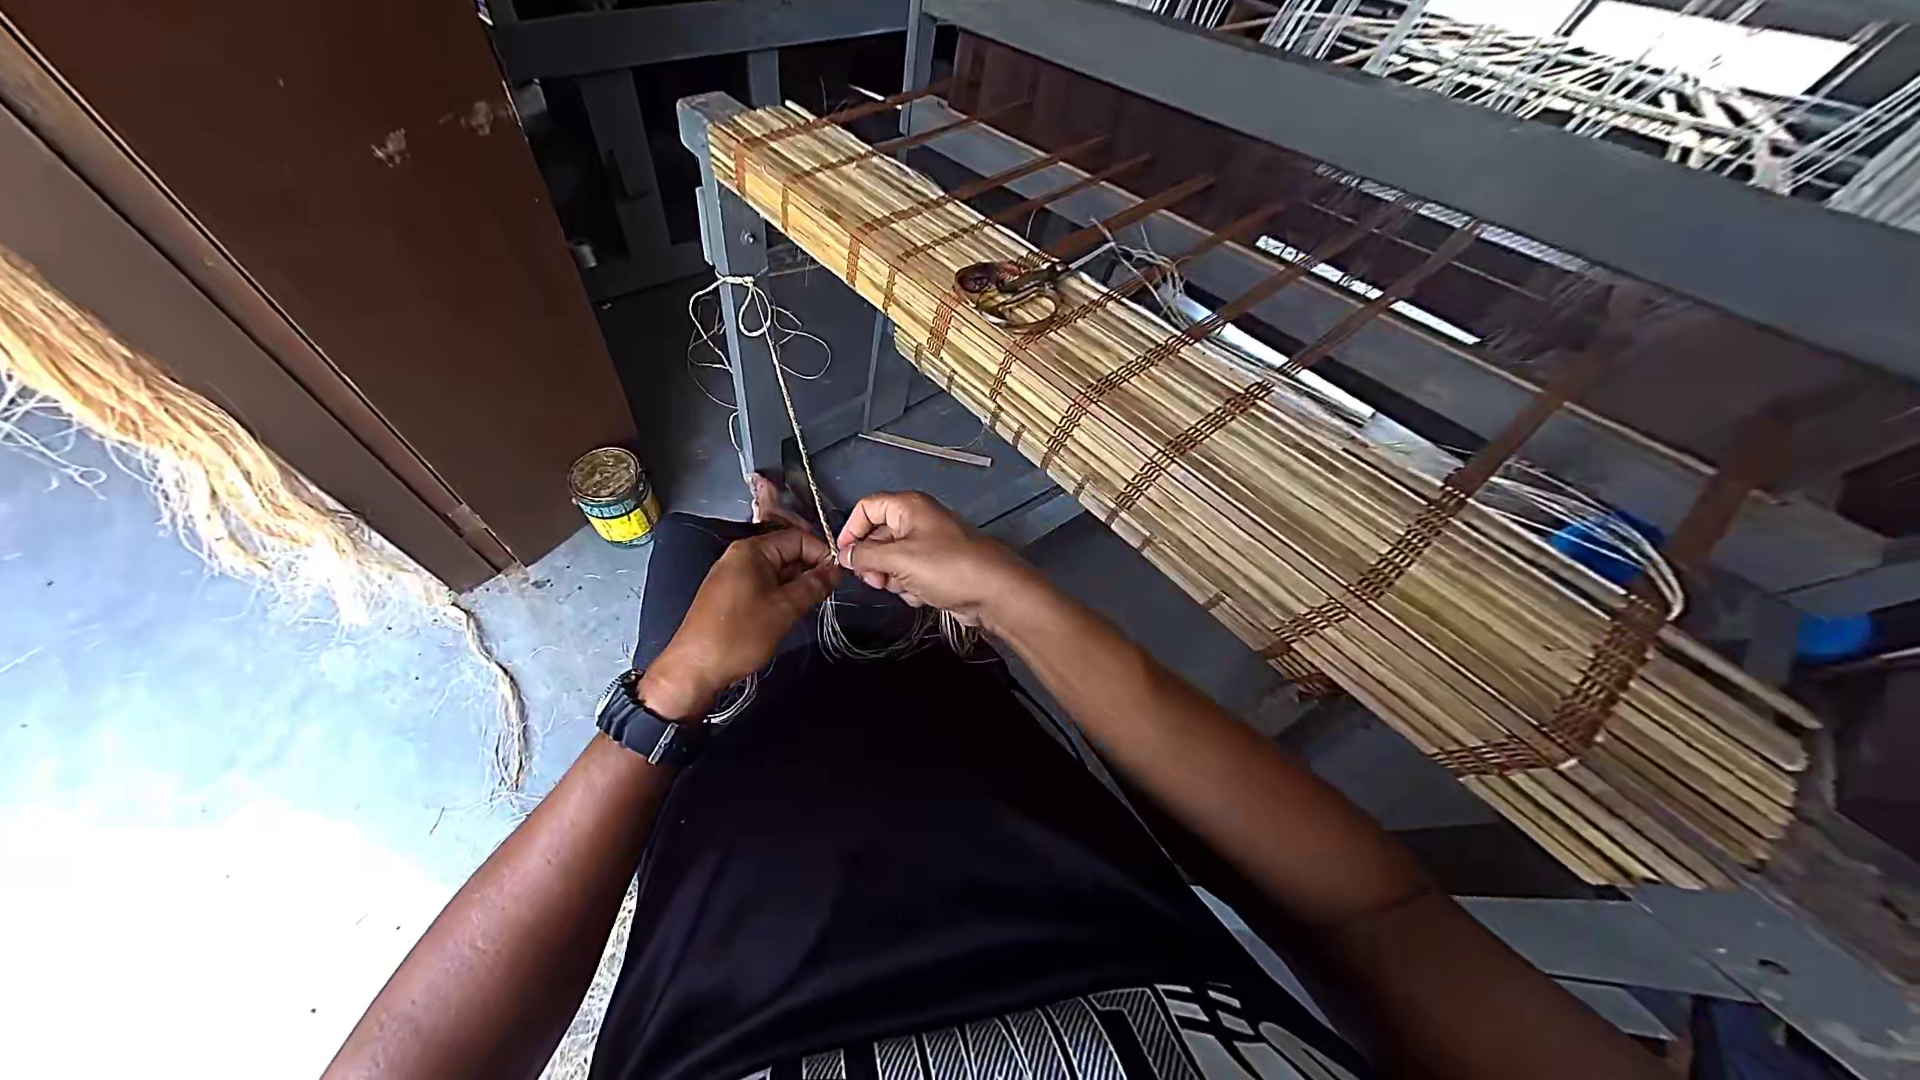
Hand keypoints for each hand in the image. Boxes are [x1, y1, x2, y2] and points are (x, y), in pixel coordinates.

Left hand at [642, 529, 839, 718]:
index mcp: (751, 551)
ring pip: (777, 571)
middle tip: (829, 592)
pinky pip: (764, 584)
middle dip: (811, 569)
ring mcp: (733, 575)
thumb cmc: (740, 634)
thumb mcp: (785, 608)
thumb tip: (836, 570)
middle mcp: (740, 556)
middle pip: (787, 552)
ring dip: (797, 584)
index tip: (839, 576)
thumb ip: (814, 585)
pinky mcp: (730, 594)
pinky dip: (782, 594)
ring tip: (812, 604)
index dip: (822, 553)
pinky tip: (790, 611)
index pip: (798, 538)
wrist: (695, 669)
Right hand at [835, 491, 1041, 631]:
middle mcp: (918, 521)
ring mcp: (929, 546)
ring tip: (905, 588)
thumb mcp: (899, 559)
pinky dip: (910, 587)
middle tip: (876, 580)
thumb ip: (866, 556)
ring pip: (892, 560)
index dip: (851, 530)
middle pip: (878, 537)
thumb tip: (844, 554)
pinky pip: (910, 575)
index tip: (842, 556)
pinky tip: (921, 596)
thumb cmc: (948, 567)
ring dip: (892, 578)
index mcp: (909, 507)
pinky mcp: (938, 569)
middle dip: (873, 561)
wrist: (994, 592)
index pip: (867, 508)